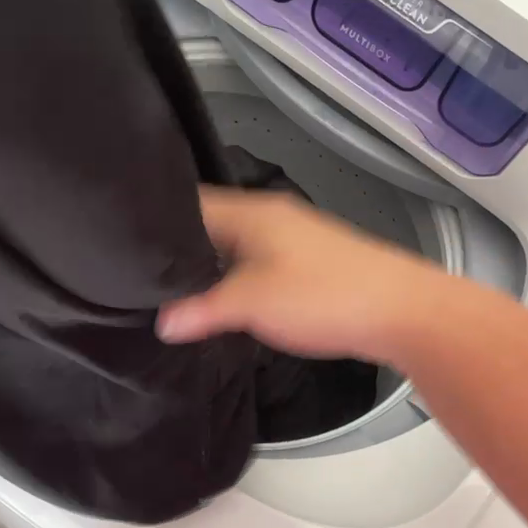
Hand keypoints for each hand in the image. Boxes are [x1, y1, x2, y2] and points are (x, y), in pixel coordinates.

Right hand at [156, 187, 461, 364]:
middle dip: (180, 254)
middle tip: (143, 283)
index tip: (125, 252)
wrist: (401, 312)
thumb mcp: (251, 303)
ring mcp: (292, 241)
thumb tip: (162, 322)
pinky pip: (257, 268)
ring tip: (175, 299)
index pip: (189, 205)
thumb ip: (202, 310)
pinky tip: (225, 308)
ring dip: (211, 272)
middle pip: (211, 228)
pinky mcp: (308, 266)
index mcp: (251, 213)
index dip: (156, 226)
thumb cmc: (322, 296)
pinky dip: (237, 284)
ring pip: (235, 251)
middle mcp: (270, 218)